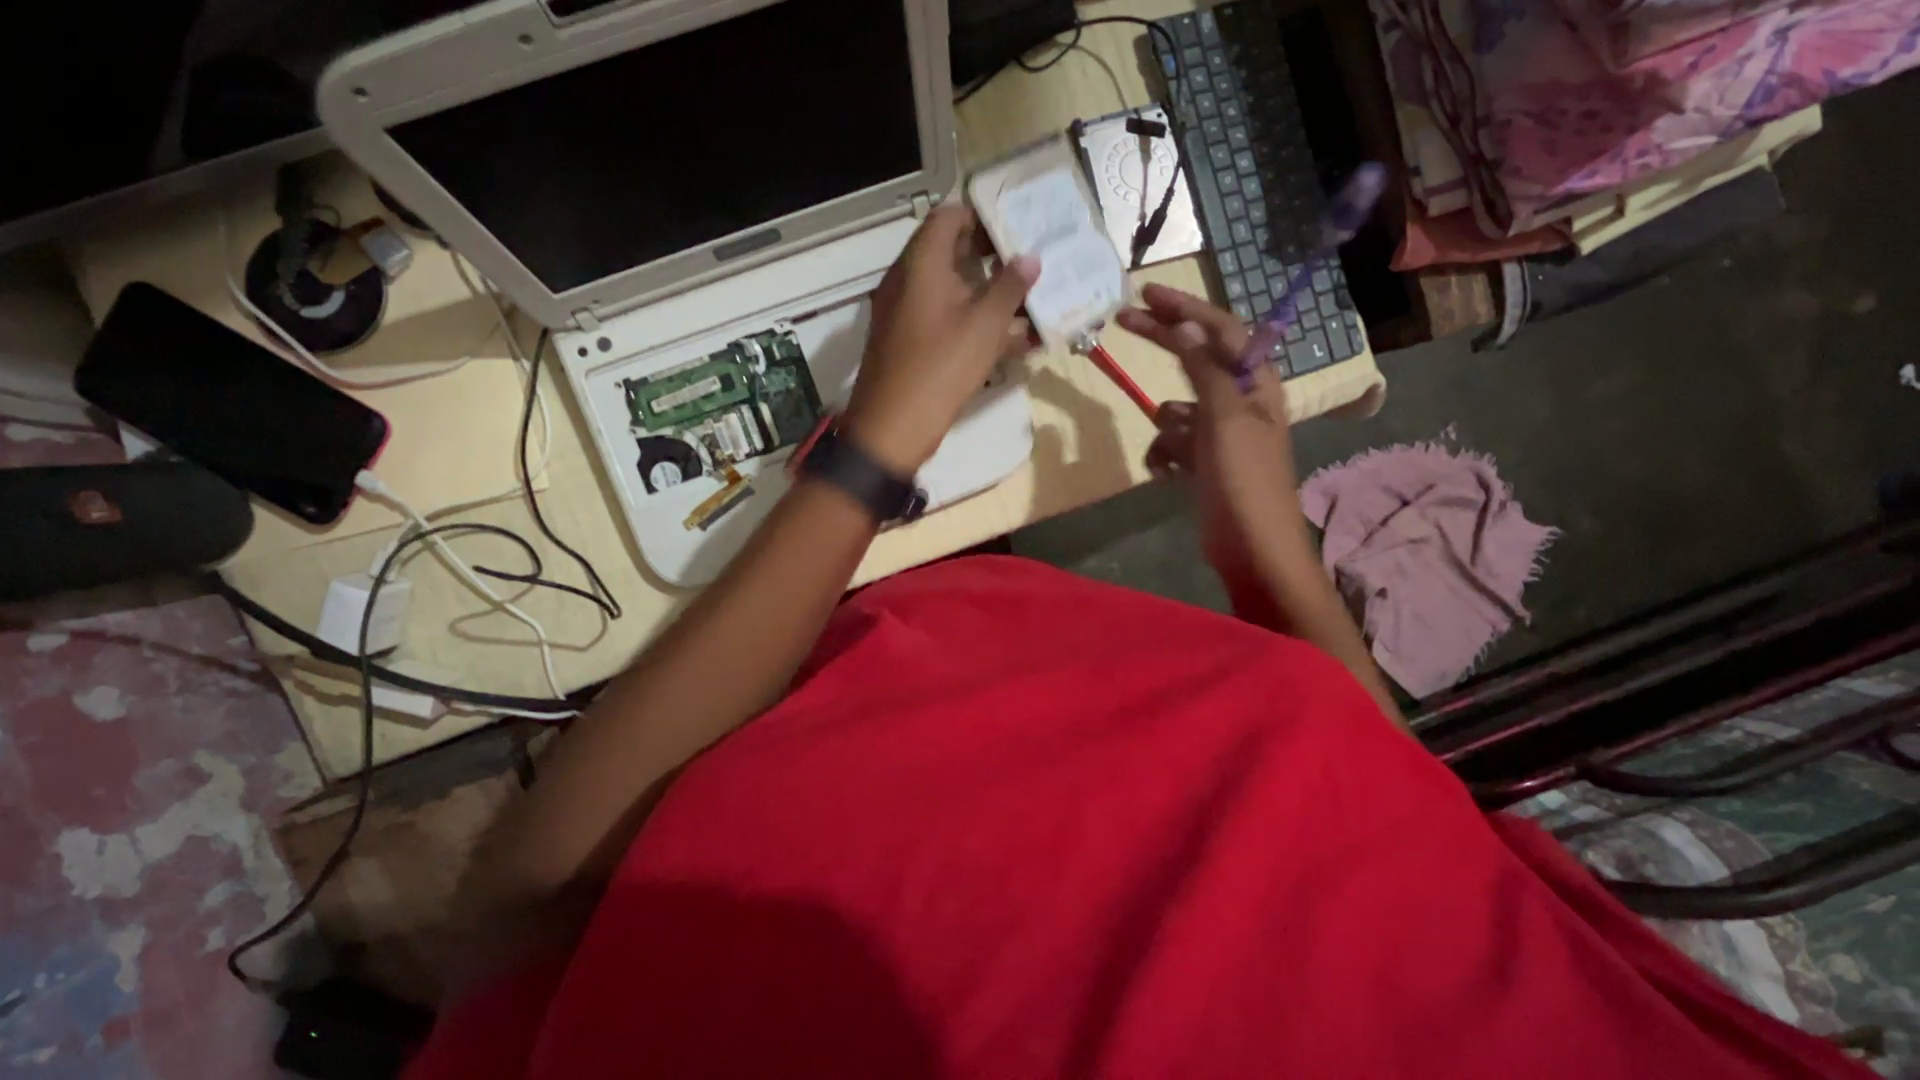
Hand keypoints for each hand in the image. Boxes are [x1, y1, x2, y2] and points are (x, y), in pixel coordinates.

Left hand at [842, 205, 1040, 474]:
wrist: (891, 428)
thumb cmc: (940, 368)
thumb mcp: (984, 326)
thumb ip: (1010, 287)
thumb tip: (1030, 258)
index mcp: (920, 264)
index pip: (947, 217)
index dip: (981, 217)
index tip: (1015, 228)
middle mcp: (906, 280)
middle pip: (948, 252)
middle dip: (990, 257)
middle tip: (1028, 264)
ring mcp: (903, 312)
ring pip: (950, 290)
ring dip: (986, 293)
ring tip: (1029, 301)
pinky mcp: (907, 342)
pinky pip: (944, 319)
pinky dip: (973, 321)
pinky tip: (1012, 340)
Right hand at [1116, 284, 1314, 583]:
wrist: (1253, 550)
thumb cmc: (1245, 481)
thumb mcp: (1225, 419)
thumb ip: (1205, 370)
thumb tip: (1185, 326)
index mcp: (1256, 383)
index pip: (1219, 330)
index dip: (1185, 309)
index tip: (1146, 294)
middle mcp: (1241, 401)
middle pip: (1196, 357)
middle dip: (1163, 342)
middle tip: (1122, 320)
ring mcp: (1222, 433)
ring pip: (1178, 408)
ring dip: (1166, 424)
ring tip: (1170, 447)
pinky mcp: (1206, 463)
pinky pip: (1174, 442)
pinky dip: (1165, 453)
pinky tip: (1165, 473)